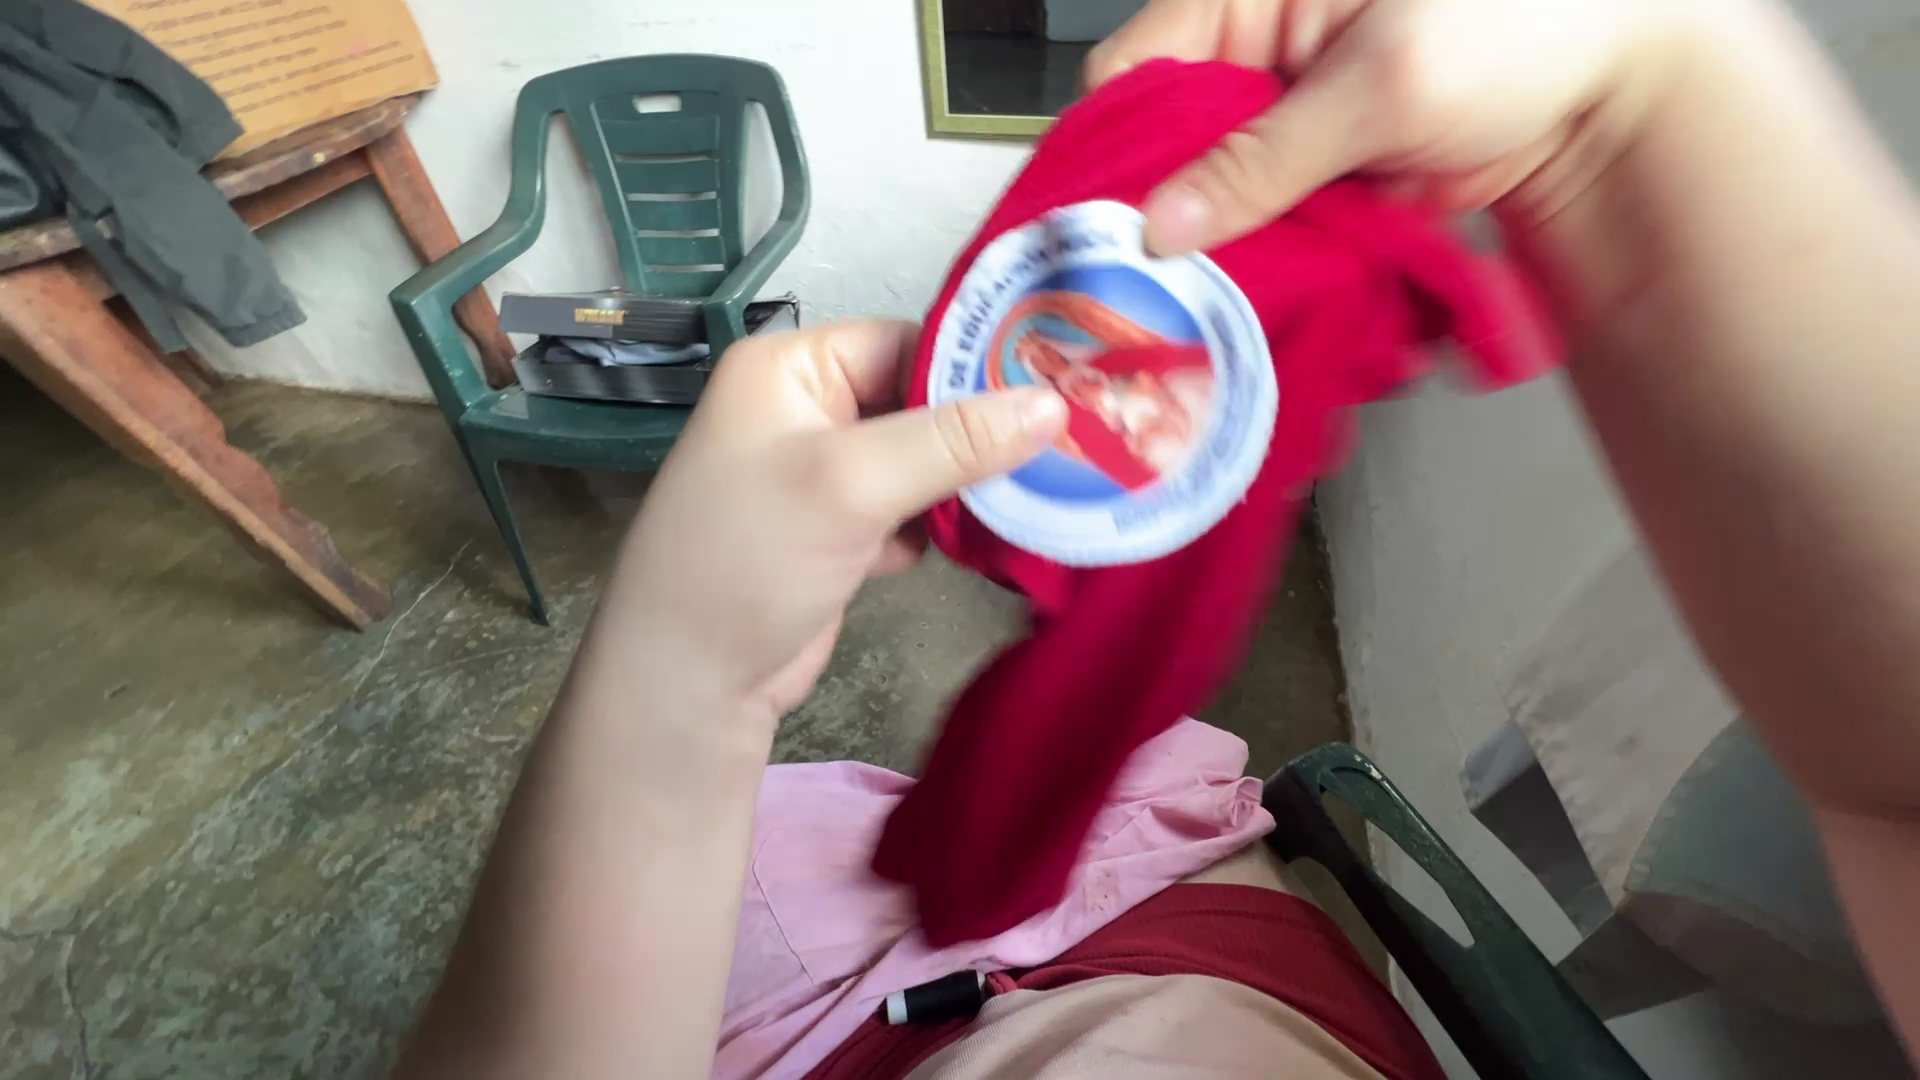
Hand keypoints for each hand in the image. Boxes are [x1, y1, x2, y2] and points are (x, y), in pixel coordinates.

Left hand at [601, 319, 1065, 720]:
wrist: (694, 682)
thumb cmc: (753, 559)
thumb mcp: (853, 484)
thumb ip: (954, 441)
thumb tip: (1053, 404)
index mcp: (792, 370)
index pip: (904, 344)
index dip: (973, 371)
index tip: (1050, 400)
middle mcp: (808, 412)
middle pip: (918, 405)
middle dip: (974, 438)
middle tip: (1054, 455)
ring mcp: (824, 475)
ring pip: (920, 462)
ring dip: (958, 488)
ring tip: (1014, 505)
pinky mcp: (841, 529)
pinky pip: (908, 509)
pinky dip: (933, 528)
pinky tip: (950, 551)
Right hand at [1085, 0, 1703, 253]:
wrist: (1597, 93)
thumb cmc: (1523, 26)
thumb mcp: (1383, 81)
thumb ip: (1263, 157)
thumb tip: (1162, 225)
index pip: (1130, 70)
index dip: (1107, 146)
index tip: (1100, 222)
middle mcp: (1242, 57)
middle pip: (1152, 140)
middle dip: (1146, 208)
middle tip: (1136, 274)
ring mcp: (1263, 124)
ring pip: (1188, 192)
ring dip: (1190, 242)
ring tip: (1177, 293)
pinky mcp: (1286, 178)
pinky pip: (1235, 223)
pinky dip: (1231, 258)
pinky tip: (1223, 288)